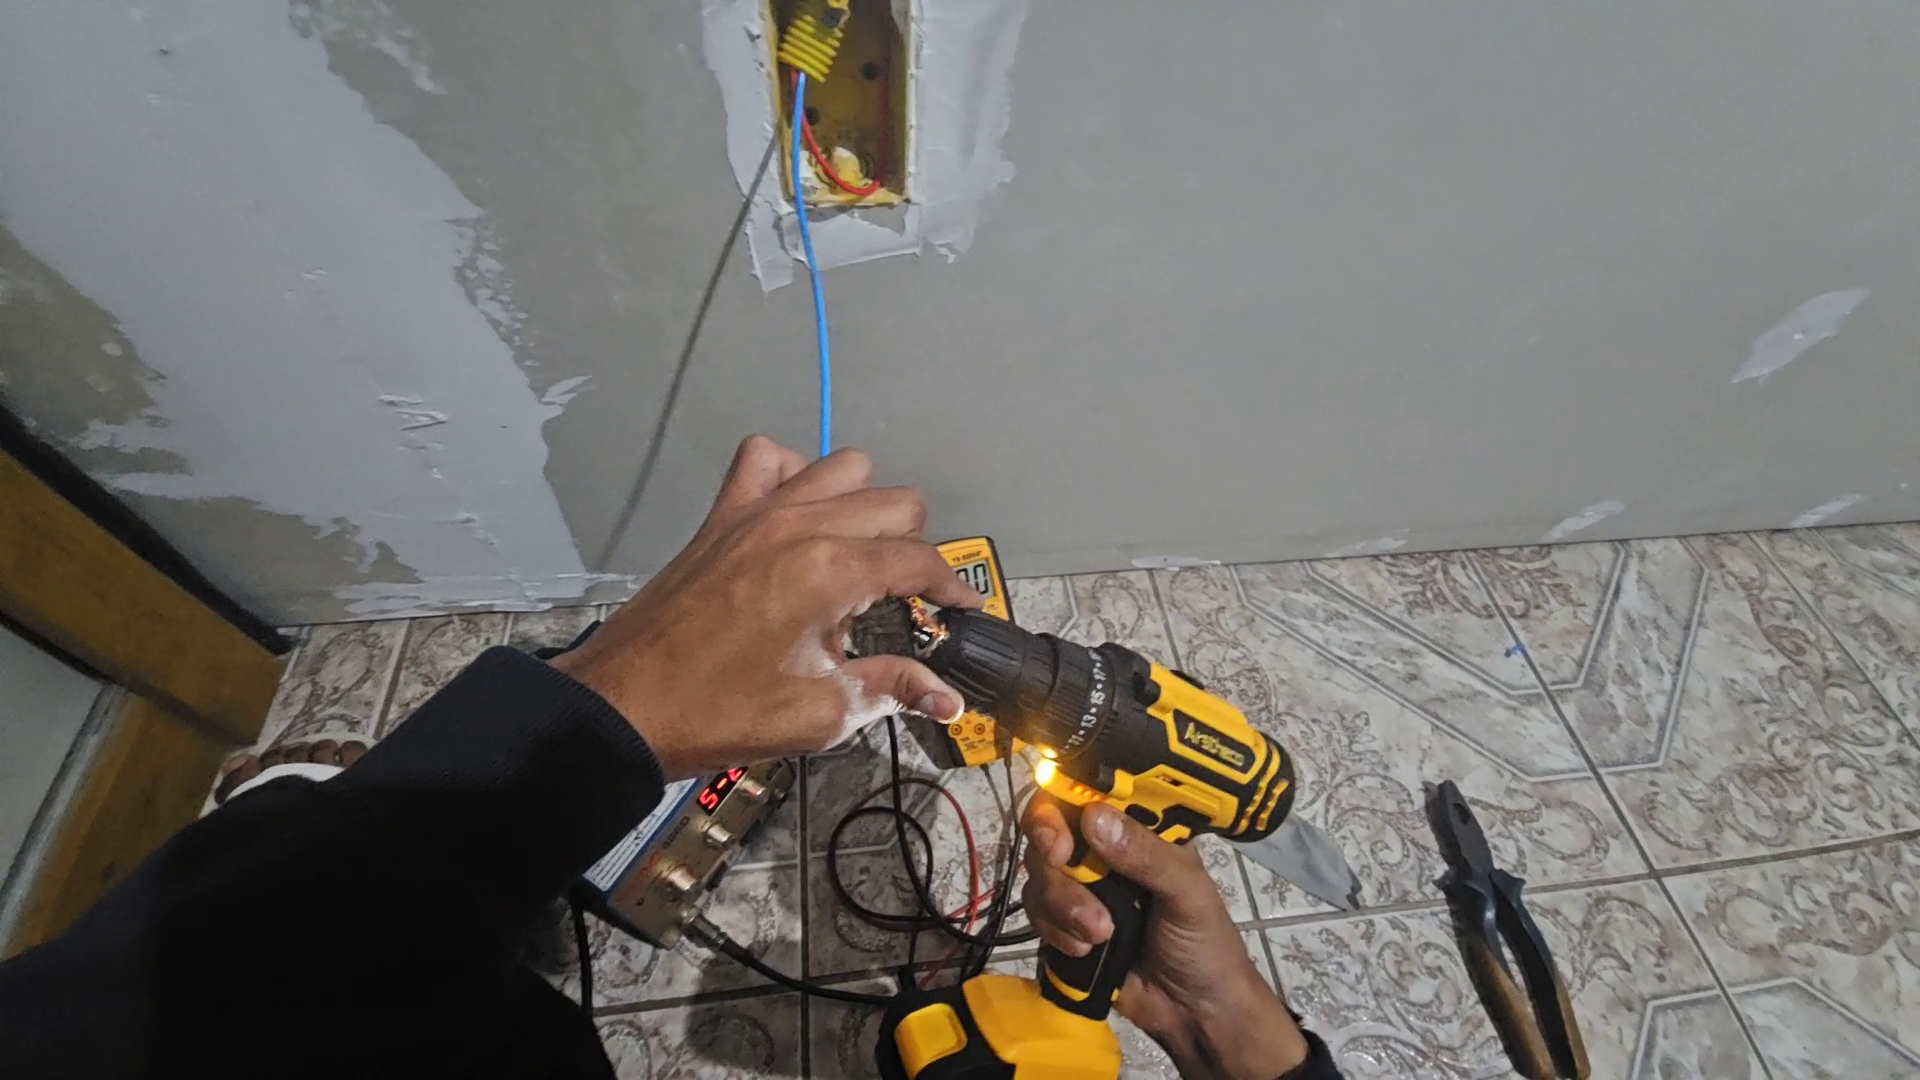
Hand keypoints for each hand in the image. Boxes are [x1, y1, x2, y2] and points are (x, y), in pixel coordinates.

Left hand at [553, 435, 982, 778]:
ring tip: (856, 554)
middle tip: (903, 598)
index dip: (953, 586)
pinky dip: (796, 475)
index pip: (920, 560)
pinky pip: (770, 458)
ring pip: (846, 467)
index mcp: (831, 572)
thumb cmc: (724, 713)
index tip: (962, 609)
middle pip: (897, 503)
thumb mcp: (819, 711)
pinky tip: (799, 516)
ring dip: (866, 506)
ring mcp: (760, 508)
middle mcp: (803, 523)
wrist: (624, 706)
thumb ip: (892, 690)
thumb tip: (950, 699)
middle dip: (915, 549)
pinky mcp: (725, 511)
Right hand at [1023, 797, 1308, 1079]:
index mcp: (1134, 825)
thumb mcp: (1187, 892)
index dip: (1062, 794)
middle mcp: (1100, 845)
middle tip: (1061, 861)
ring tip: (1100, 934)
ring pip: (1038, 869)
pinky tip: (1085, 950)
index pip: (1088, 789)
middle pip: (1048, 822)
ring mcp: (1079, 882)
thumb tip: (1093, 817)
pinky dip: (1054, 930)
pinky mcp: (1063, 920)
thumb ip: (1146, 854)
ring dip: (1061, 902)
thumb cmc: (1206, 942)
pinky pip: (1036, 910)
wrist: (1196, 1016)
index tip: (1062, 823)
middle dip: (1050, 846)